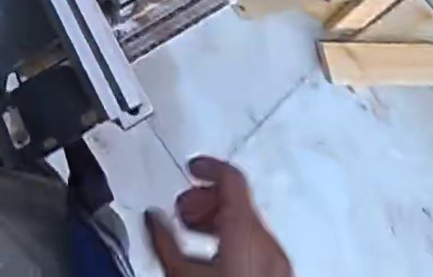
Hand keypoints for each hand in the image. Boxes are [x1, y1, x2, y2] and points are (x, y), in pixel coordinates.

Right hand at [146, 156, 292, 276]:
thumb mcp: (180, 271)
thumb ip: (163, 236)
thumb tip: (152, 218)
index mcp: (246, 230)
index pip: (230, 176)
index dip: (207, 166)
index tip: (190, 168)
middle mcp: (269, 244)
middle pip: (237, 199)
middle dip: (205, 200)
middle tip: (182, 212)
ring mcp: (280, 266)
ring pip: (247, 224)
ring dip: (217, 221)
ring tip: (192, 238)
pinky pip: (257, 247)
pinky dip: (233, 241)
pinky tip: (213, 263)